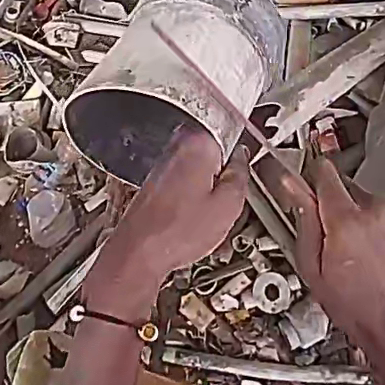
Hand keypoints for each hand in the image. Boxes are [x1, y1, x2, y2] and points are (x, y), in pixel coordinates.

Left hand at [83, 128, 247, 318]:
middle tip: (228, 198)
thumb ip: (241, 175)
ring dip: (208, 186)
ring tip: (208, 214)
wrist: (138, 252)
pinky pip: (185, 181)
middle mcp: (177, 146)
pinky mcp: (156, 179)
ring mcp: (164, 162)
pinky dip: (192, 196)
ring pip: (200, 168)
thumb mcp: (228, 206)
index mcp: (198, 143)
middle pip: (216, 151)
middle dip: (224, 173)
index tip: (246, 167)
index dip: (243, 153)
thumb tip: (242, 160)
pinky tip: (192, 219)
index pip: (232, 132)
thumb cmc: (175, 232)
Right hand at [256, 153, 384, 368]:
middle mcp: (376, 210)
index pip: (323, 173)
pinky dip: (370, 222)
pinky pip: (379, 209)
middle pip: (342, 184)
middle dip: (330, 203)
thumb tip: (292, 189)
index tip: (303, 189)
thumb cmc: (358, 308)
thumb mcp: (313, 269)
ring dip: (351, 214)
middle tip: (326, 236)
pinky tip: (367, 250)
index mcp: (348, 221)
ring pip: (361, 196)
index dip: (308, 180)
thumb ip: (303, 220)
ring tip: (349, 248)